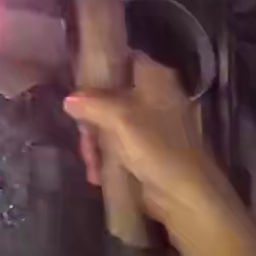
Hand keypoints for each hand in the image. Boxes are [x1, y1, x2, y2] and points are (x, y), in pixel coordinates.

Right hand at [65, 54, 244, 243]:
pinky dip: (106, 157)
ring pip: (110, 122)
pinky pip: (117, 144)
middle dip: (91, 118)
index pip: (123, 58)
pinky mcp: (146, 150)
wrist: (187, 197)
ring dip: (96, 142)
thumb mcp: (121, 119)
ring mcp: (151, 124)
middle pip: (110, 94)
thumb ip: (92, 103)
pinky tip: (98, 174)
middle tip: (84, 138)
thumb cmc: (157, 148)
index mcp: (155, 78)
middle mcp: (154, 95)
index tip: (75, 82)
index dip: (98, 68)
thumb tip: (68, 99)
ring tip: (91, 164)